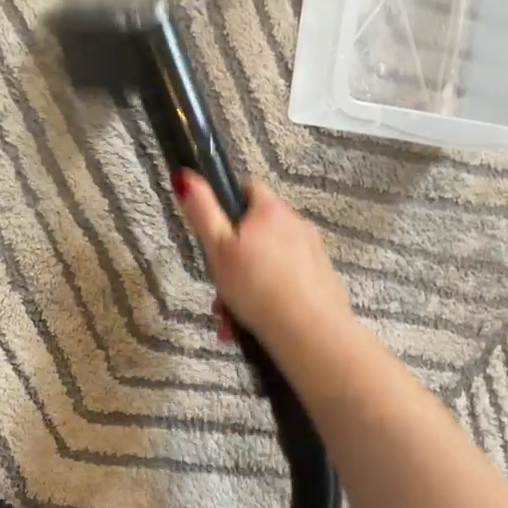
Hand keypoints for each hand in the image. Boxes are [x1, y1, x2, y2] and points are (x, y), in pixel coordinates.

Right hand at [173, 171, 353, 346]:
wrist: (308, 331)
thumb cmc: (256, 287)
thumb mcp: (218, 249)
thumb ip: (201, 211)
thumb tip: (185, 175)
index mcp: (270, 211)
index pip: (247, 188)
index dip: (226, 205)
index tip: (213, 233)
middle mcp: (296, 223)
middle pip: (256, 232)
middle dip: (232, 260)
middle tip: (218, 289)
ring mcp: (313, 251)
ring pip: (268, 262)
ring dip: (246, 286)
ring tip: (231, 318)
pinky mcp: (322, 278)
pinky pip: (286, 282)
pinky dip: (268, 298)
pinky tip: (254, 324)